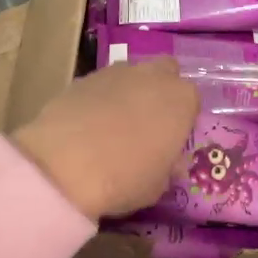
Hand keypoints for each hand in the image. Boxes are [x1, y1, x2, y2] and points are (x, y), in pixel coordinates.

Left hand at [12, 58, 199, 221]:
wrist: (65, 164)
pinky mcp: (84, 76)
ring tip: (114, 124)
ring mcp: (117, 72)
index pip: (192, 101)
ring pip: (133, 74)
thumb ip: (169, 167)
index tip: (171, 140)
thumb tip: (170, 161)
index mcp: (181, 100)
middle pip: (166, 72)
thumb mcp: (158, 185)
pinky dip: (100, 98)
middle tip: (148, 123)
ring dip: (130, 92)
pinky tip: (88, 124)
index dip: (182, 120)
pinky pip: (102, 84)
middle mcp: (154, 76)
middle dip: (161, 90)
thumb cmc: (125, 177)